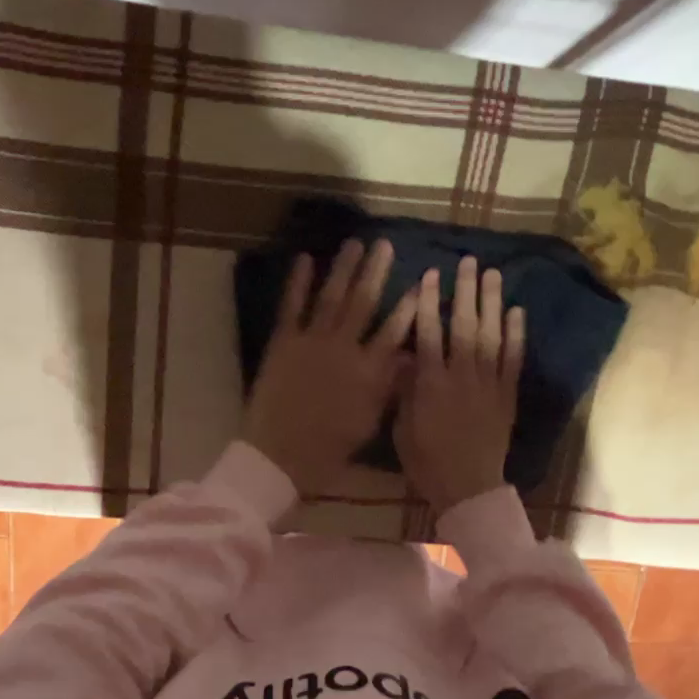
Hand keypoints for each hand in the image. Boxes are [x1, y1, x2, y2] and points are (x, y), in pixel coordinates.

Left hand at [243, 239, 419, 495]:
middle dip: (376, 272)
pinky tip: (305, 259)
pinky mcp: (284, 343)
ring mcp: (312, 342)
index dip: (408, 306)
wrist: (278, 456)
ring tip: (355, 243)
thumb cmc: (327, 451)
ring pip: (332, 297)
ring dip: (343, 268)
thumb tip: (410, 359)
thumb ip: (388, 388)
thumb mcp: (367, 424)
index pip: (394, 332)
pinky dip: (298, 282)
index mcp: (368, 372)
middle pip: (364, 303)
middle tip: (386, 245)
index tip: (420, 283)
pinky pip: (292, 306)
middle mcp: (344, 349)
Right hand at [397, 256, 525, 511]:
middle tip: (468, 262)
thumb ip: (406, 391)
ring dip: (492, 303)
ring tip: (492, 275)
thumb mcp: (403, 428)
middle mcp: (461, 375)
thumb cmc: (427, 461)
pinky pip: (513, 359)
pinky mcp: (507, 395)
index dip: (428, 302)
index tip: (429, 275)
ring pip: (492, 335)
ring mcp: (488, 384)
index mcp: (431, 383)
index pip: (429, 333)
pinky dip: (516, 334)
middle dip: (465, 292)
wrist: (468, 487)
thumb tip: (405, 357)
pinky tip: (516, 312)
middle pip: (464, 325)